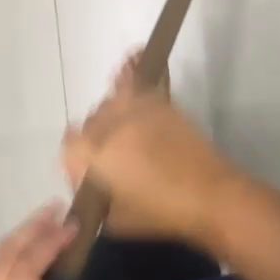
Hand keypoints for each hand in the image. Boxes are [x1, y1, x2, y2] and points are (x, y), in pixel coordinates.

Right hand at [61, 54, 249, 248]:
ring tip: (126, 136)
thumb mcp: (115, 219)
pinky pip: (134, 80)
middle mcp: (109, 127)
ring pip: (109, 103)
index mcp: (94, 155)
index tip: (90, 175)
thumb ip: (93, 200)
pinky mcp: (158, 103)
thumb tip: (88, 185)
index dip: (76, 161)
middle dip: (95, 140)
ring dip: (111, 117)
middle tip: (114, 162)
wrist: (210, 195)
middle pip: (89, 123)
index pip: (69, 145)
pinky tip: (130, 60)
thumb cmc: (161, 213)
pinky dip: (128, 73)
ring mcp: (135, 111)